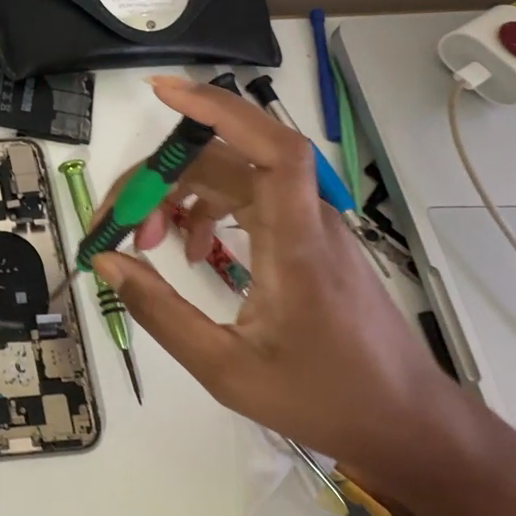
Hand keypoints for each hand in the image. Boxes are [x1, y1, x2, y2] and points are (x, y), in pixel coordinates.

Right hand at [91, 75, 462, 475]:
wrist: (408, 424)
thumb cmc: (324, 398)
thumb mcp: (226, 368)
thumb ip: (160, 312)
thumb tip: (107, 261)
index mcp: (296, 242)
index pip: (271, 147)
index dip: (218, 108)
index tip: (163, 92)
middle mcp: (305, 218)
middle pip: (225, 161)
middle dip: (158, 180)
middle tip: (115, 224)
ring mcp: (309, 225)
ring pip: (232, 177)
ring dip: (177, 196)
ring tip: (143, 243)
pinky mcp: (307, 238)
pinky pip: (247, 199)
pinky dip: (204, 211)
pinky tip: (187, 251)